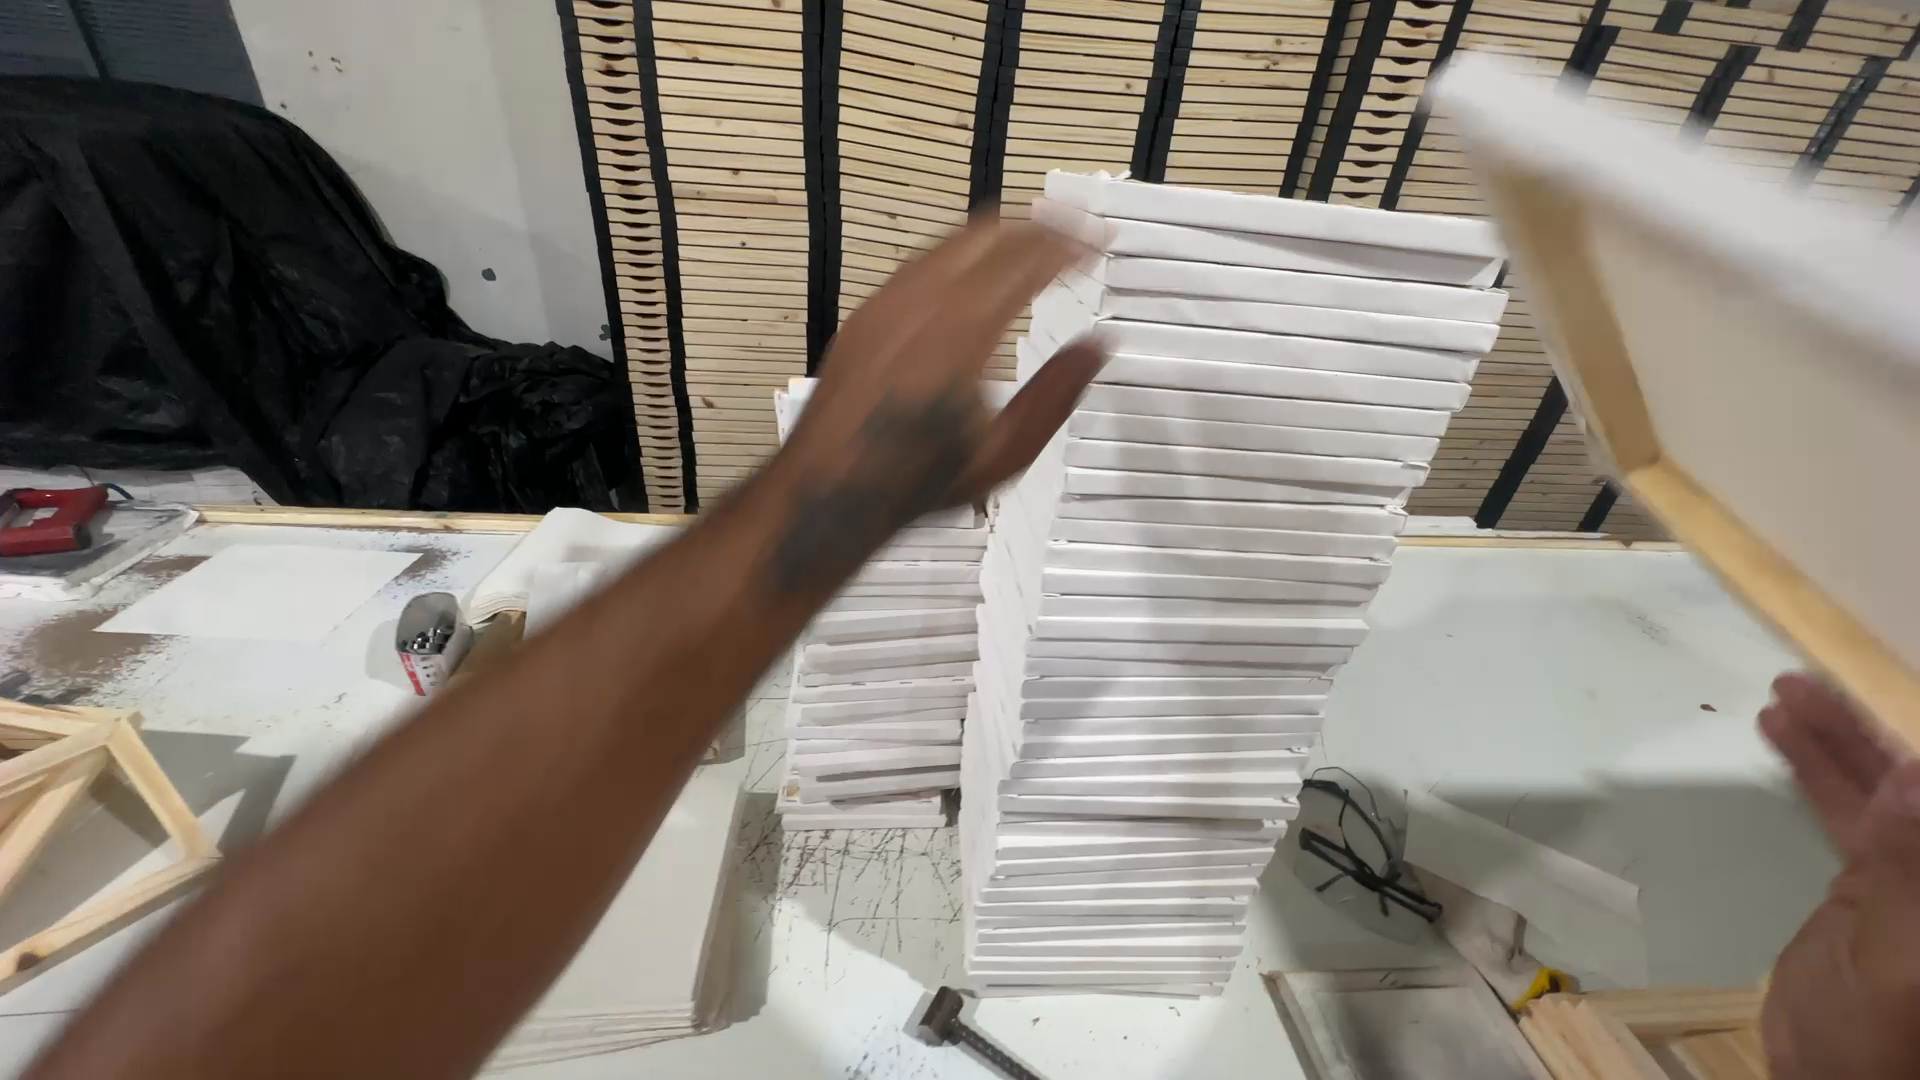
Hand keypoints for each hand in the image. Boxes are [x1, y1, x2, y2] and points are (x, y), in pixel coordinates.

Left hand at [762, 215, 1105, 589]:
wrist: (829, 488)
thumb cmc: (912, 479)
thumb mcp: (1004, 452)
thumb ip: (1056, 394)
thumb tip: (1095, 349)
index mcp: (962, 331)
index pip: (1028, 259)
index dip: (1070, 244)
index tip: (1095, 243)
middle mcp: (919, 304)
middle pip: (991, 233)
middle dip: (1038, 227)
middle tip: (1068, 236)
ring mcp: (884, 305)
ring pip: (950, 241)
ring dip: (997, 237)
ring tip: (1026, 249)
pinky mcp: (864, 316)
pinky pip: (918, 263)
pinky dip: (956, 256)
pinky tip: (967, 279)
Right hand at [1759, 673, 1919, 1079]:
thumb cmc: (1882, 1044)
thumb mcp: (1895, 964)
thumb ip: (1910, 872)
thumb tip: (1915, 777)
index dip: (1919, 757)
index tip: (1884, 694)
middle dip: (1874, 734)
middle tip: (1804, 684)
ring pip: (1888, 795)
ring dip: (1839, 743)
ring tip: (1785, 695)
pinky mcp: (1877, 889)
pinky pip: (1850, 816)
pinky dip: (1819, 774)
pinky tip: (1784, 741)